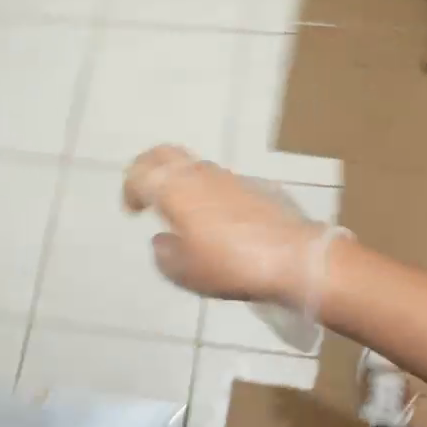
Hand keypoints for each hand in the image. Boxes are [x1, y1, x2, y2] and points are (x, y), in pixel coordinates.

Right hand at [123, 145, 326, 304]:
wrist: (295, 257)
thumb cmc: (231, 265)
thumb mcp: (185, 272)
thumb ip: (165, 254)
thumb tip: (163, 240)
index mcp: (176, 189)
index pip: (140, 172)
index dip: (130, 188)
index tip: (133, 210)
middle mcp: (201, 174)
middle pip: (165, 153)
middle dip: (149, 167)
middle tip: (147, 190)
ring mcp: (231, 177)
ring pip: (195, 165)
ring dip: (181, 180)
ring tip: (182, 210)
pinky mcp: (257, 186)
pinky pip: (221, 180)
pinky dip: (208, 191)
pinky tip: (217, 219)